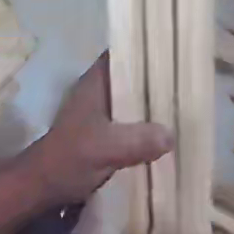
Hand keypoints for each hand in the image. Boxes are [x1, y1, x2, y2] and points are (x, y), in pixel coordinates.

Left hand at [22, 56, 171, 204]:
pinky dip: (149, 122)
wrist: (43, 186)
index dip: (148, 47)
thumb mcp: (106, 148)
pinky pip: (134, 118)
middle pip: (135, 74)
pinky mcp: (106, 130)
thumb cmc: (69, 158)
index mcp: (97, 81)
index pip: (125, 51)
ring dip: (155, 102)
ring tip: (186, 103)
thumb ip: (137, 140)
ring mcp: (103, 110)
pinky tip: (169, 129)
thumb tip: (171, 135)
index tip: (176, 50)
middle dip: (159, 77)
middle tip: (190, 80)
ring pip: (135, 97)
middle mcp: (100, 90)